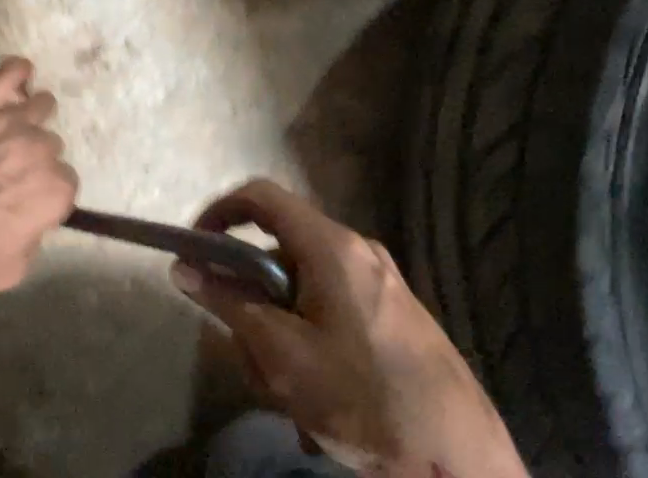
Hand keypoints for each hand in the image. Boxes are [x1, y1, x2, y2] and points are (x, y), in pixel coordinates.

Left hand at [0, 58, 78, 317]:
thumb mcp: (18, 264)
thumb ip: (36, 226)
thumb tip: (32, 207)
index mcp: (53, 191)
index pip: (65, 180)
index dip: (45, 191)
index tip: (27, 198)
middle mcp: (37, 151)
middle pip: (49, 143)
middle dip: (35, 157)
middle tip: (8, 170)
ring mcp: (4, 123)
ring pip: (39, 105)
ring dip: (30, 118)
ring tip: (12, 129)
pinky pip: (6, 73)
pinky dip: (16, 71)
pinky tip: (19, 74)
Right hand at [174, 180, 525, 476]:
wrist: (463, 463)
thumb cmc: (364, 398)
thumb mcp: (282, 353)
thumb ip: (229, 303)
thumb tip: (184, 268)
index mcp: (332, 247)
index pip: (260, 196)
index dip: (217, 212)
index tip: (194, 250)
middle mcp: (359, 253)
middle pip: (277, 253)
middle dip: (250, 300)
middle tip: (244, 350)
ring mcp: (381, 285)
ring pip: (300, 290)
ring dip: (277, 333)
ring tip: (283, 394)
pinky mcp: (395, 318)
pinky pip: (328, 312)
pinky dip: (306, 344)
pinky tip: (313, 403)